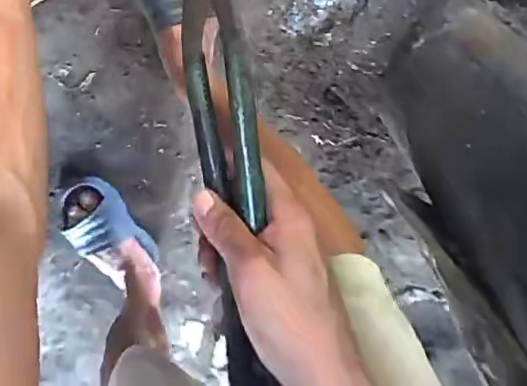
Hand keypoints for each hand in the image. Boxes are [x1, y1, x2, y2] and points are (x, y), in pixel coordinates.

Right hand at [193, 164, 371, 385]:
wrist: (324, 377)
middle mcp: (293, 225)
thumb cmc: (287, 317)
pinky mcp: (288, 276)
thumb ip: (225, 229)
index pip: (260, 167)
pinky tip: (224, 289)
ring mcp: (292, 252)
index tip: (203, 171)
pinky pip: (256, 255)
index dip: (231, 162)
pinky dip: (236, 266)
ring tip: (211, 275)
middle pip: (248, 201)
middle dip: (220, 219)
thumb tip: (202, 193)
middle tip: (204, 248)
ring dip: (224, 247)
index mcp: (290, 213)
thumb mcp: (248, 270)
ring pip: (248, 230)